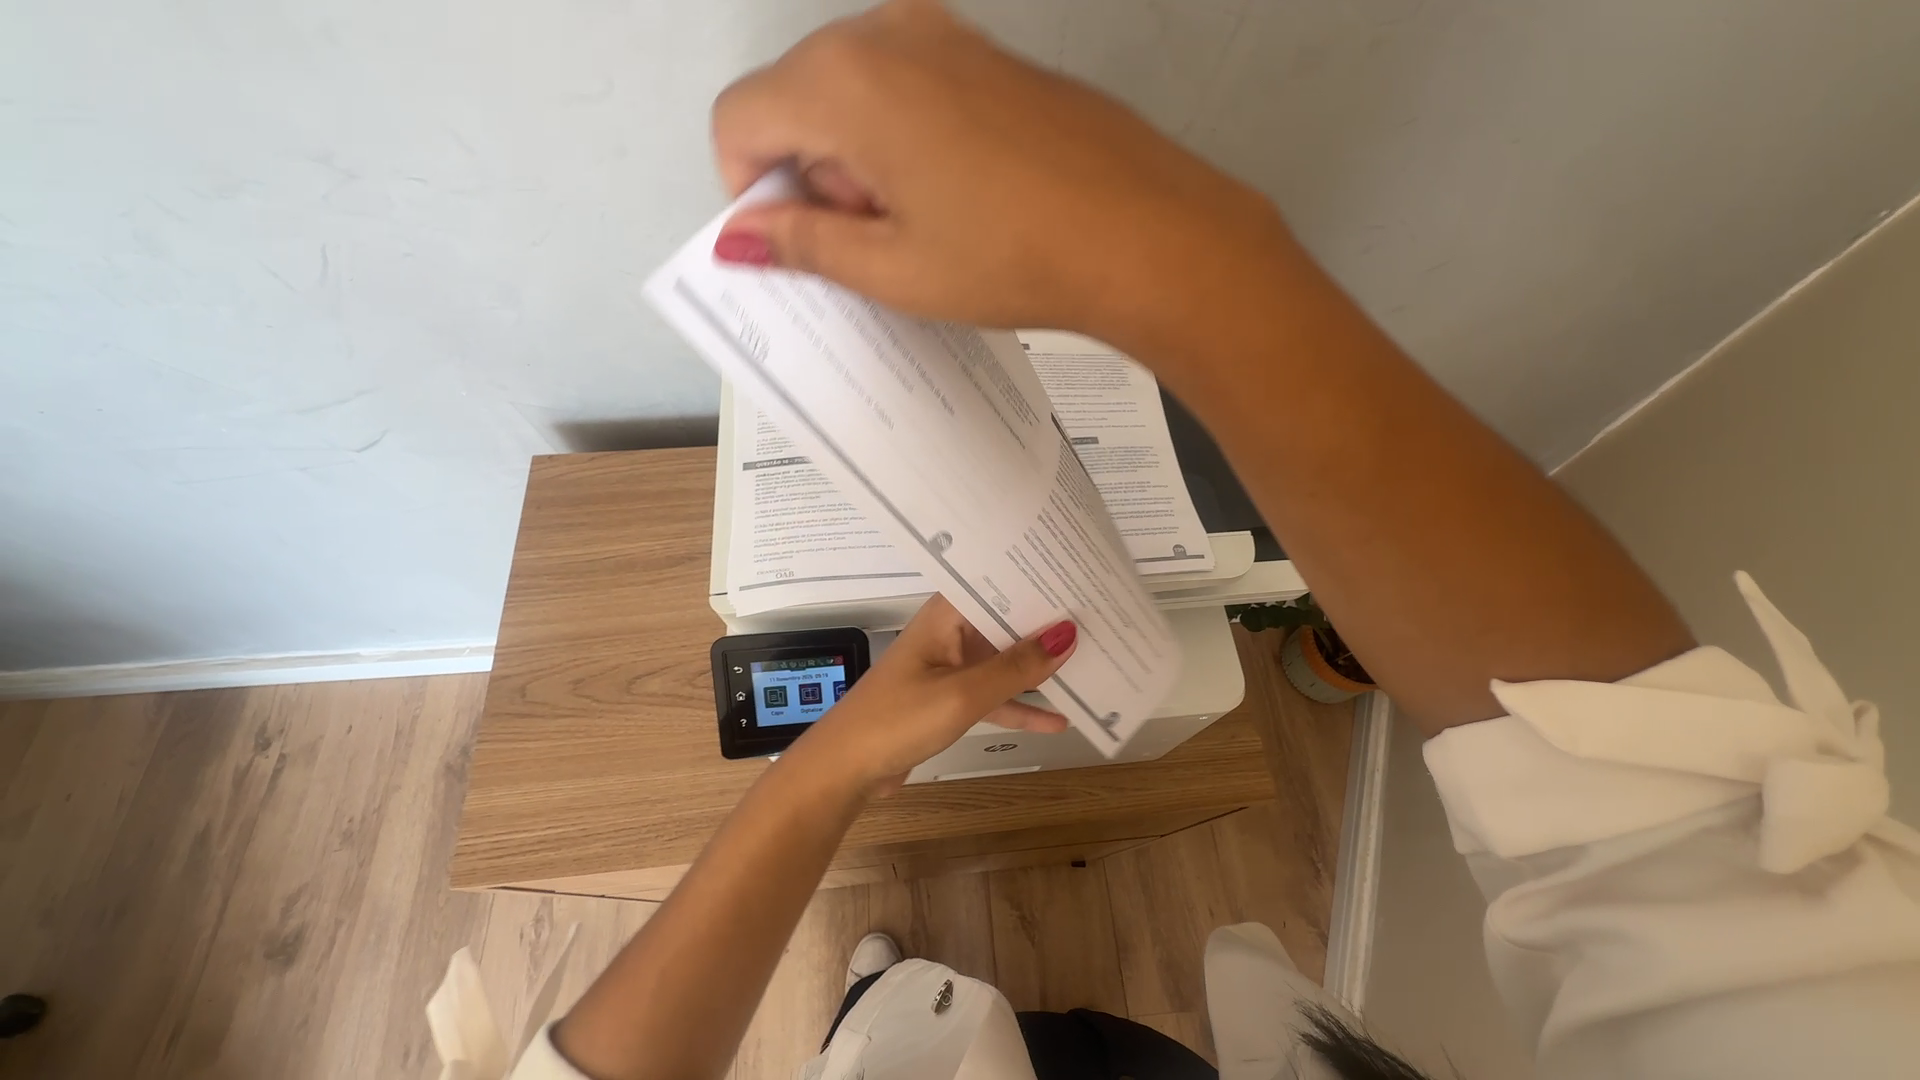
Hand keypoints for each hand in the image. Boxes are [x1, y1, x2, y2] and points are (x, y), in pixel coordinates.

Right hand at [708, 0, 1294, 354]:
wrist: (1140, 232)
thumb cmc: (1021, 253)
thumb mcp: (892, 268)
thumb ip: (802, 242)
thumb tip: (743, 237)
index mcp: (846, 82)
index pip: (739, 118)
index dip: (749, 187)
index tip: (791, 235)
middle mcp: (887, 34)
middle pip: (794, 98)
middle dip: (810, 172)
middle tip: (871, 239)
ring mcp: (942, 33)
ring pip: (850, 92)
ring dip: (858, 159)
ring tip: (923, 221)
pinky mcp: (981, 51)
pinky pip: (904, 85)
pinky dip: (901, 138)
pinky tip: (954, 194)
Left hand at [794, 594, 1076, 793]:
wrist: (845, 770)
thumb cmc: (897, 720)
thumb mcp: (963, 694)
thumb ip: (1016, 667)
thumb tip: (1067, 634)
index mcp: (946, 615)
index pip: (1000, 585)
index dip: (1039, 582)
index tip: (1083, 581)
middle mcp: (949, 633)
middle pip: (1006, 623)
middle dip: (1047, 626)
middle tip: (1100, 621)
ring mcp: (950, 668)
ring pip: (1003, 662)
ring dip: (1039, 669)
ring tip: (1091, 665)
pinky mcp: (949, 701)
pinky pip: (993, 696)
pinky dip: (1020, 706)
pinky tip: (1057, 720)